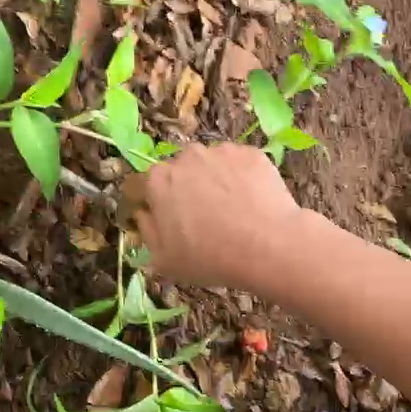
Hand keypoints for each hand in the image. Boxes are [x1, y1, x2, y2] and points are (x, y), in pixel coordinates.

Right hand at [130, 143, 306, 291]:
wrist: (268, 246)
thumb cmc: (210, 258)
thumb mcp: (164, 259)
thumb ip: (147, 231)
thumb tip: (144, 214)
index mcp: (158, 180)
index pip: (141, 185)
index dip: (149, 203)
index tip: (162, 218)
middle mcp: (186, 157)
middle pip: (178, 171)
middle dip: (184, 189)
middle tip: (201, 217)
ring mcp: (220, 152)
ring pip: (210, 165)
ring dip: (213, 181)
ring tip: (231, 210)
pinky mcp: (250, 153)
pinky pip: (238, 165)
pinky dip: (240, 178)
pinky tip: (251, 202)